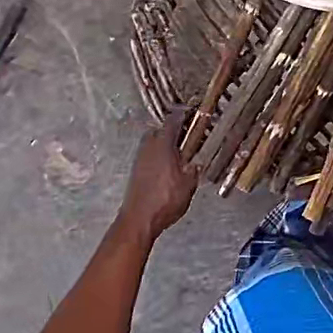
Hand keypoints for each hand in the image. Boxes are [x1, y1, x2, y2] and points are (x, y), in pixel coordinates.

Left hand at [115, 108, 197, 246]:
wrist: (139, 219)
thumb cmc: (164, 199)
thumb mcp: (189, 183)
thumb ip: (194, 168)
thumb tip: (197, 162)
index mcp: (163, 142)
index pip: (174, 119)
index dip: (185, 113)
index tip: (192, 112)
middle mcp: (149, 145)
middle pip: (162, 128)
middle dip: (175, 130)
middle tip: (190, 135)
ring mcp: (140, 157)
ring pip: (155, 141)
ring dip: (166, 143)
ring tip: (181, 153)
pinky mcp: (136, 169)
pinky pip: (150, 153)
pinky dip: (160, 155)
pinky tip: (169, 168)